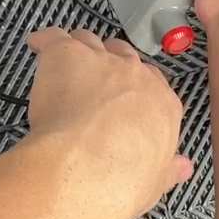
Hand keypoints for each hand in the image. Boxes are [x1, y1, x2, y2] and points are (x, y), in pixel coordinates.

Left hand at [23, 29, 192, 218]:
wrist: (90, 165)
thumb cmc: (121, 178)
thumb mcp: (157, 181)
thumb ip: (169, 168)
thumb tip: (181, 168)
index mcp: (161, 104)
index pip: (153, 83)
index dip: (135, 88)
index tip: (124, 97)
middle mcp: (134, 75)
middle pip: (122, 56)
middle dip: (109, 64)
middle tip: (93, 80)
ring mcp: (101, 61)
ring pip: (89, 42)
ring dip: (79, 51)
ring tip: (65, 66)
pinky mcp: (67, 55)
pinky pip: (54, 38)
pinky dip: (44, 40)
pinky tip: (37, 45)